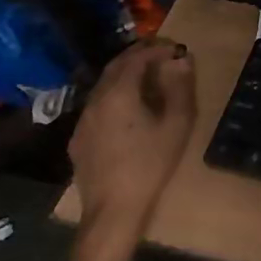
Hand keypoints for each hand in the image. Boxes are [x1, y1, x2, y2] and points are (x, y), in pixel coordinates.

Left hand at [68, 39, 196, 235]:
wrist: (113, 211)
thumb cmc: (150, 164)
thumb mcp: (176, 125)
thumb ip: (181, 88)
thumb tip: (182, 60)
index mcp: (119, 92)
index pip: (137, 57)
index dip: (157, 49)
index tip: (175, 49)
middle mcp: (96, 99)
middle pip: (116, 66)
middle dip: (138, 56)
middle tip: (160, 54)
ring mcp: (83, 119)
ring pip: (104, 85)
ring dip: (125, 75)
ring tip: (147, 78)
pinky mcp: (79, 138)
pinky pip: (97, 105)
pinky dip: (114, 95)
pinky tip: (127, 109)